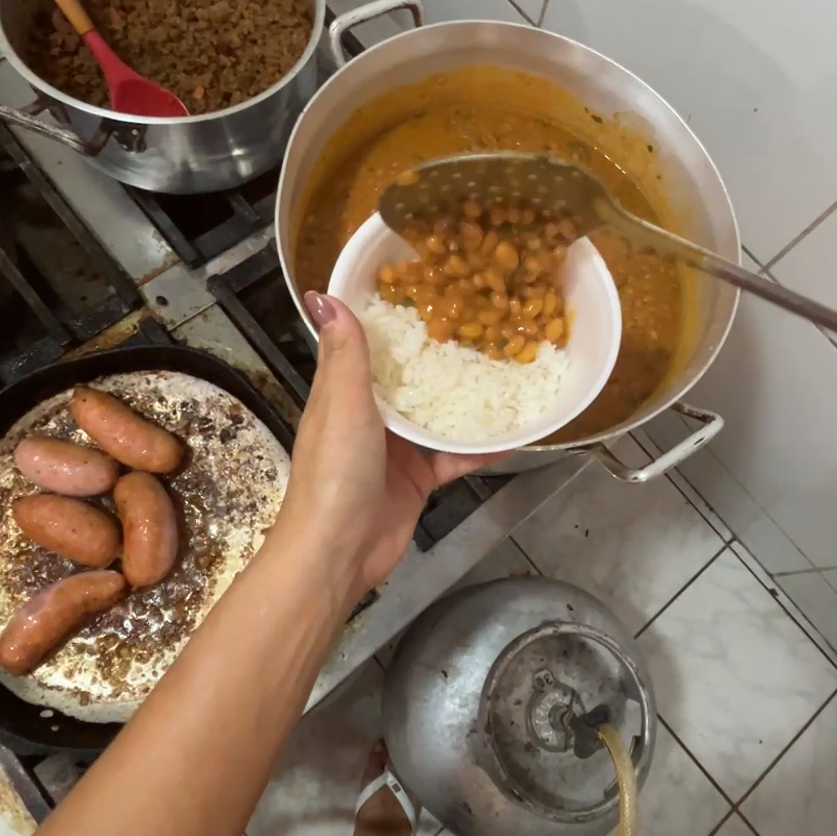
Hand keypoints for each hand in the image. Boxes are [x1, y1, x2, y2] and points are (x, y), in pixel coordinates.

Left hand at [272, 293, 497, 598]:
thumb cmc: (335, 473)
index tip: (425, 283)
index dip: (390, 316)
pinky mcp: (420, 477)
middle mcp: (371, 414)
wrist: (339, 551)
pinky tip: (513, 433)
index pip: (367, 344)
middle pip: (410, 376)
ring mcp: (397, 447)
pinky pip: (455, 454)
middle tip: (483, 321)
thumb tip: (323, 294)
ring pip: (437, 413)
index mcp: (345, 391)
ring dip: (466, 397)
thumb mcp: (342, 405)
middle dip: (440, 352)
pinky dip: (480, 447)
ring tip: (506, 367)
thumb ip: (345, 354)